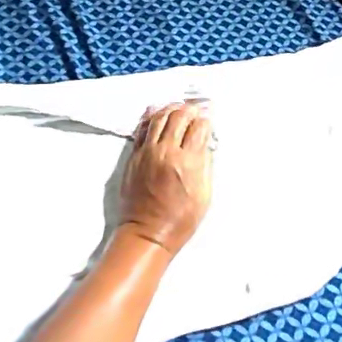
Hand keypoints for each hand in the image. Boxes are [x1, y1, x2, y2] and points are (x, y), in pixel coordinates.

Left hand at [118, 102, 213, 253]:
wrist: (147, 233)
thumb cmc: (181, 220)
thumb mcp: (204, 194)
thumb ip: (205, 164)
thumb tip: (205, 142)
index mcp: (187, 162)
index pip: (199, 128)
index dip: (206, 120)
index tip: (208, 120)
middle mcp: (166, 151)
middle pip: (179, 117)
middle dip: (190, 110)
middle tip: (195, 110)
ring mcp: (147, 152)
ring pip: (159, 117)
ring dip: (171, 108)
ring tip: (178, 107)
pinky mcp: (134, 155)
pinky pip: (142, 128)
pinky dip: (151, 117)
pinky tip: (157, 112)